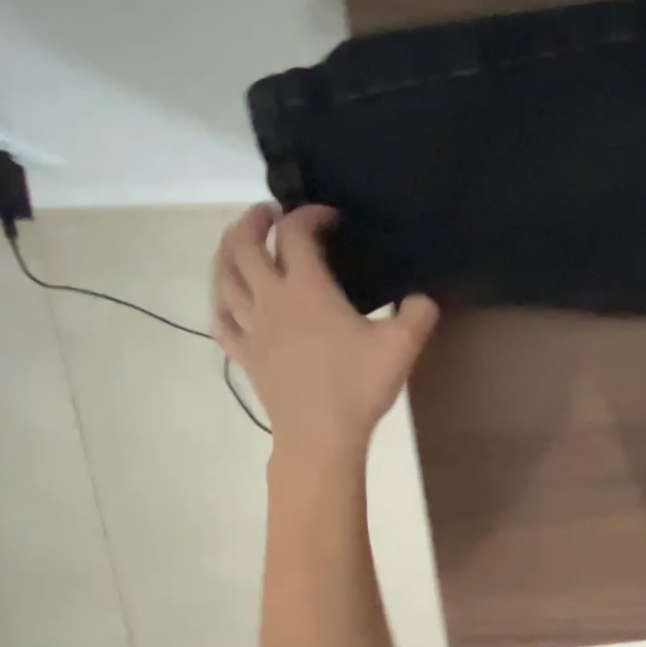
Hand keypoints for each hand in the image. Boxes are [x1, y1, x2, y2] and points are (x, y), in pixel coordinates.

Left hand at [212, 203, 438, 463]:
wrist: (321, 433)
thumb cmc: (360, 385)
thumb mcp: (402, 346)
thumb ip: (417, 315)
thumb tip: (423, 299)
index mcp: (307, 290)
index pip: (296, 236)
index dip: (309, 216)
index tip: (328, 216)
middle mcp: (270, 299)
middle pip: (243, 246)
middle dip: (254, 221)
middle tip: (269, 213)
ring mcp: (251, 326)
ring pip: (224, 276)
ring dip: (228, 251)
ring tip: (241, 244)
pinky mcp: (245, 353)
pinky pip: (222, 318)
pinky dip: (223, 300)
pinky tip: (230, 300)